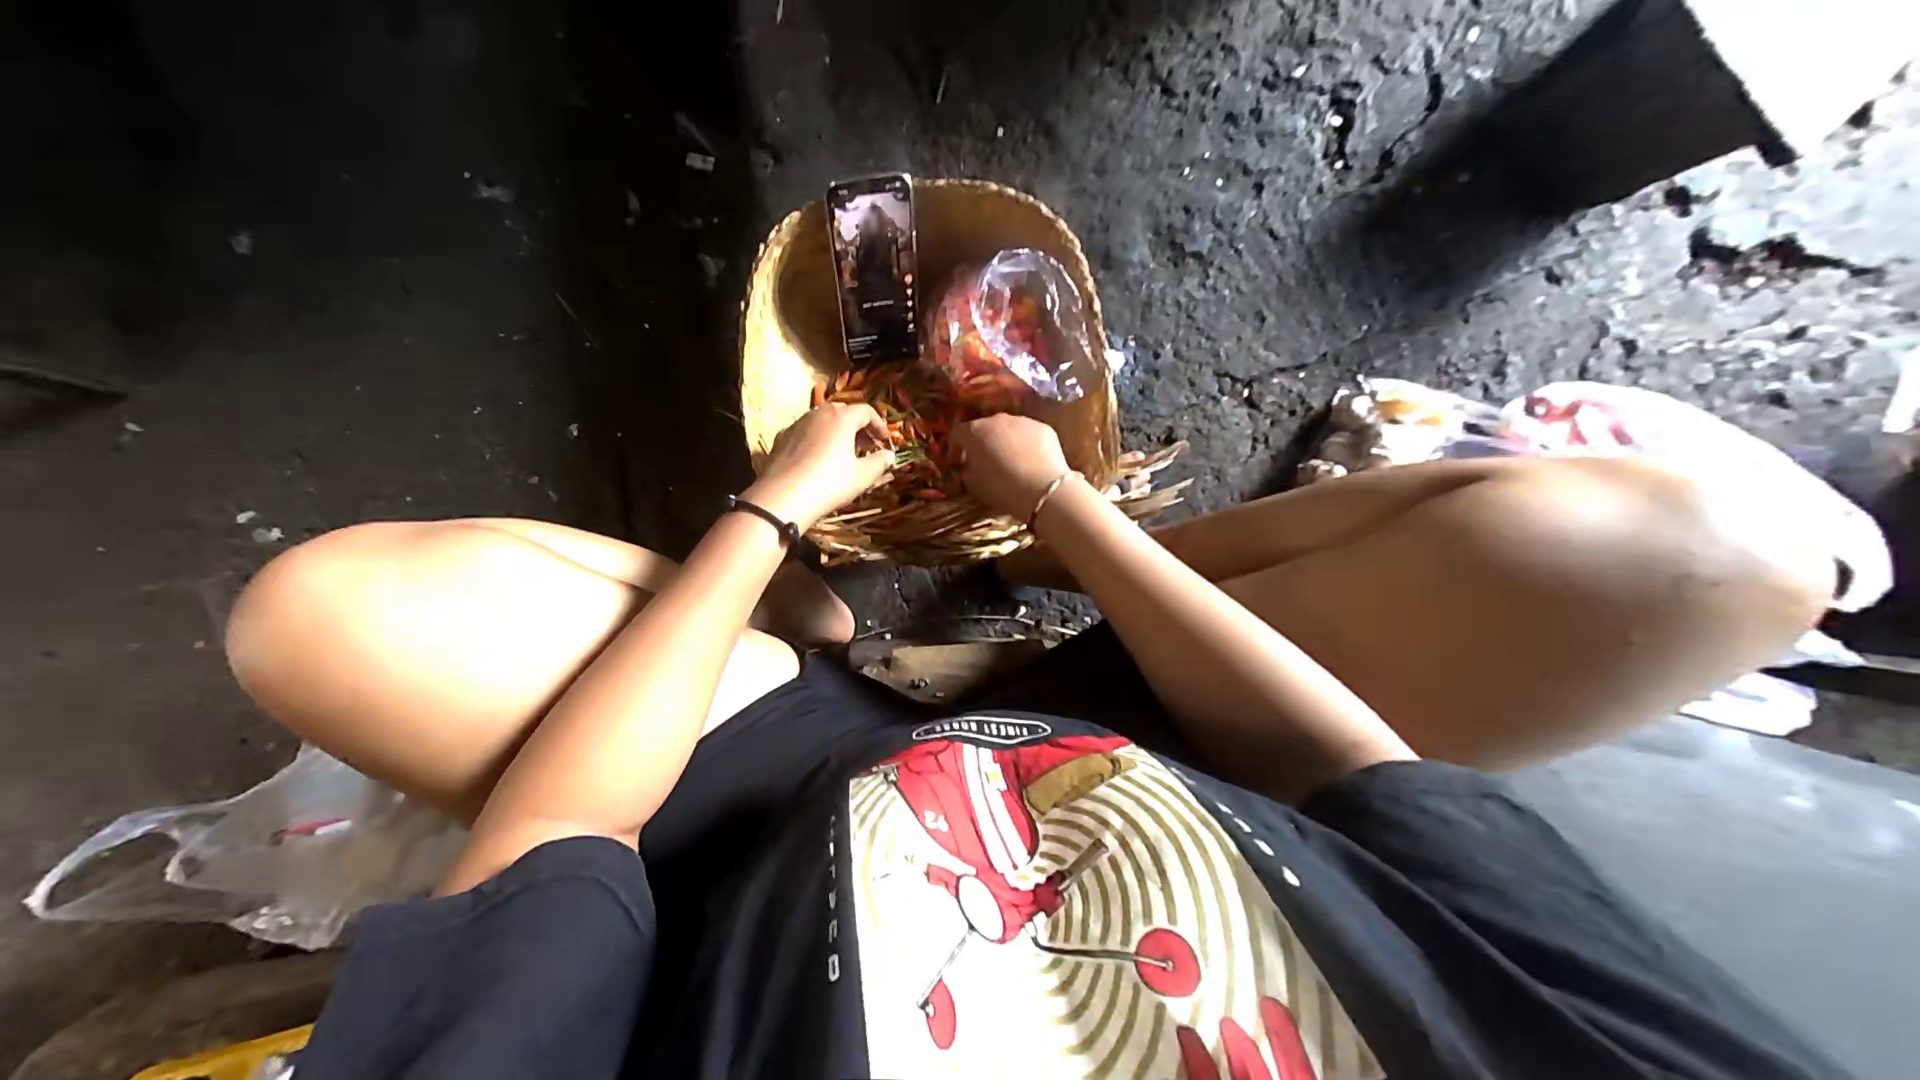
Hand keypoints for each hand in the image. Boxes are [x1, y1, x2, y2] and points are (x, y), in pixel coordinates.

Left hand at [745, 402, 892, 529]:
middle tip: (865, 446)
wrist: (783, 497)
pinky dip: (817, 440)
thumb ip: (879, 462)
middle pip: (843, 412)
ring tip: (842, 453)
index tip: (884, 441)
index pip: (866, 411)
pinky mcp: (781, 438)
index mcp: (841, 418)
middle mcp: (818, 414)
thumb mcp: (862, 476)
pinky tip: (818, 460)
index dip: (879, 425)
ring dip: (836, 432)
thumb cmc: (829, 484)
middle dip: (857, 426)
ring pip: (822, 421)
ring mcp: (797, 424)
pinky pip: (805, 433)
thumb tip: (889, 455)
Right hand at [953, 415, 1072, 519]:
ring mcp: (1022, 421)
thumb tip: (968, 466)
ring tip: (1011, 462)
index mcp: (974, 431)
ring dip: (1005, 441)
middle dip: (983, 442)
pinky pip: (1028, 434)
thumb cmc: (1001, 488)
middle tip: (986, 461)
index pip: (958, 433)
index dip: (956, 447)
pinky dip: (1026, 444)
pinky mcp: (1043, 427)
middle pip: (984, 427)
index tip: (959, 461)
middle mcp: (997, 419)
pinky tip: (1030, 461)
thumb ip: (966, 471)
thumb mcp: (974, 485)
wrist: (1043, 489)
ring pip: (1008, 429)